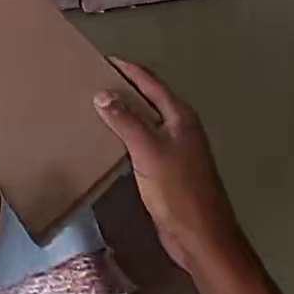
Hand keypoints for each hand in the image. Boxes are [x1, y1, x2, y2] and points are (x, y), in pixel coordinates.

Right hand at [94, 58, 250, 281]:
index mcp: (180, 115)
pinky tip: (108, 140)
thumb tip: (102, 94)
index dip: (128, 69)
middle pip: (149, 98)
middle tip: (94, 80)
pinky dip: (125, 134)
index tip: (103, 59)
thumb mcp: (149, 151)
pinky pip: (143, 141)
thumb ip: (126, 122)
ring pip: (145, 120)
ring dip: (123, 111)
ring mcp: (175, 147)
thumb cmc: (178, 190)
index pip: (151, 82)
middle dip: (124, 87)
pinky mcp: (166, 168)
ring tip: (94, 105)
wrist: (200, 234)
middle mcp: (179, 126)